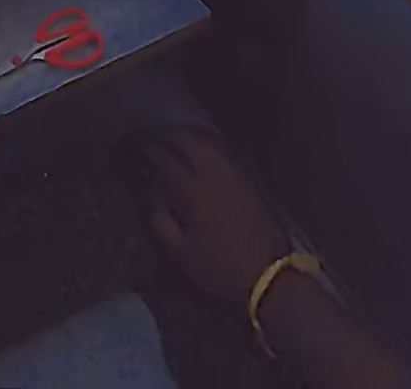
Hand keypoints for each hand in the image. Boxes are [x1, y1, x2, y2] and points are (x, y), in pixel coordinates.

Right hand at [136, 126, 288, 307]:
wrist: (273, 279)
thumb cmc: (222, 268)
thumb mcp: (182, 254)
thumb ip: (162, 224)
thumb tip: (154, 203)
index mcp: (191, 190)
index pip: (163, 157)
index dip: (148, 146)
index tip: (137, 142)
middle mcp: (211, 173)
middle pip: (185, 138)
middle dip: (166, 132)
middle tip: (153, 131)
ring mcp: (233, 173)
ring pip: (207, 140)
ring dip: (188, 133)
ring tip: (175, 134)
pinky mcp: (249, 178)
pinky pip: (223, 150)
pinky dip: (207, 143)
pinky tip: (202, 148)